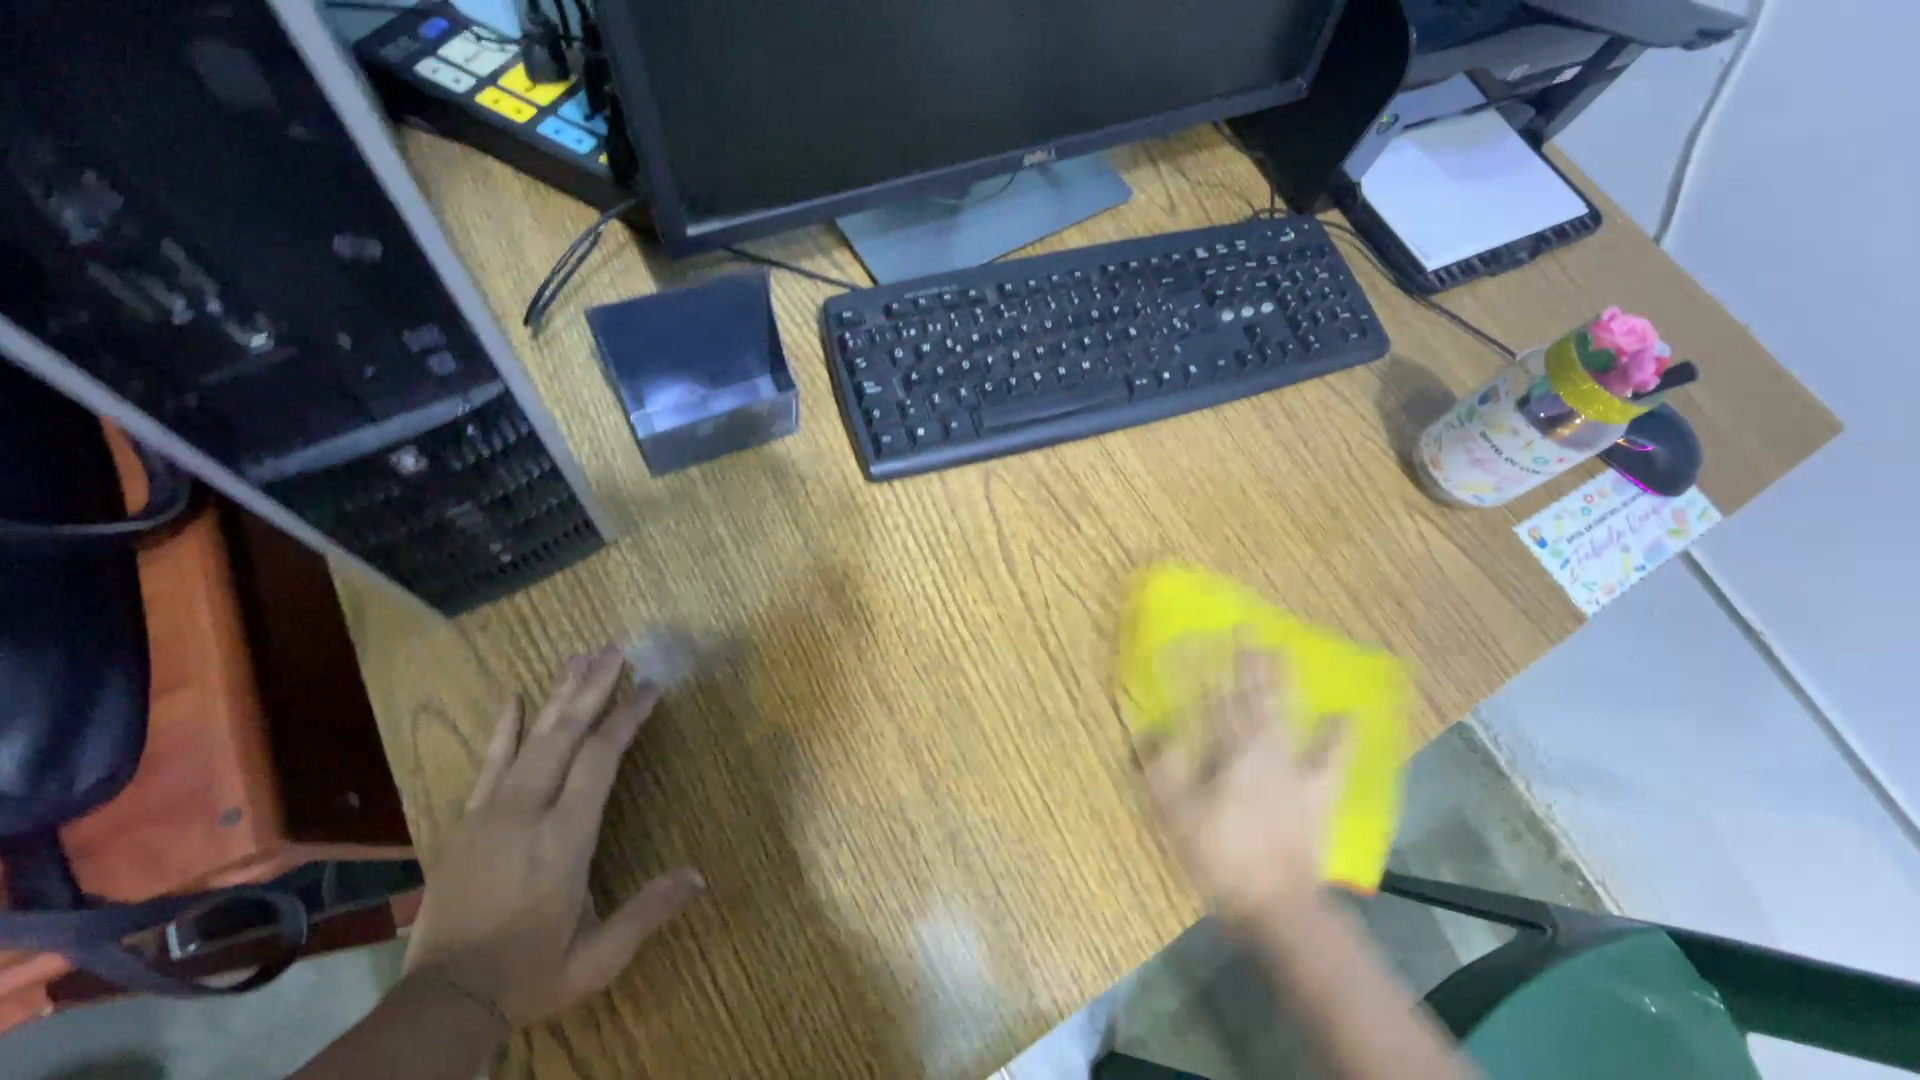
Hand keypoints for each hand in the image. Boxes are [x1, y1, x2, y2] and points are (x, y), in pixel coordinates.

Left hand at [403, 646, 704, 1027]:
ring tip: (580, 657)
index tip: (650, 688)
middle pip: (564, 736)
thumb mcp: (598, 959)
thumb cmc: (530, 975)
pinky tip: (514, 697)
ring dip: (558, 696)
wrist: (443, 1000)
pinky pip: (487, 764)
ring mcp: (490, 814)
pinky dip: (503, 728)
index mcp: (564, 841)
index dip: (626, 719)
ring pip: (529, 740)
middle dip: (593, 689)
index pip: (600, 762)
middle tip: (615, 650)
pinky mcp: (466, 823)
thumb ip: (647, 913)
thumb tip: (700, 875)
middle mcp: (526, 814)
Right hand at [1139, 649, 1345, 927]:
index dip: (1201, 672)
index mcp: (1230, 750)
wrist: (1277, 901)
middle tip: (1246, 629)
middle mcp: (1264, 748)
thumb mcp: (1176, 814)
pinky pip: (1331, 757)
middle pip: (1252, 698)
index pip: (1210, 701)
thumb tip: (1152, 732)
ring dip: (1279, 684)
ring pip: (1285, 715)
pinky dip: (1338, 736)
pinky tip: (1346, 716)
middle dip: (1246, 663)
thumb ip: (1163, 769)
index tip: (1194, 642)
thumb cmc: (1220, 854)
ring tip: (1278, 653)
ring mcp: (1296, 768)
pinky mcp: (1318, 791)